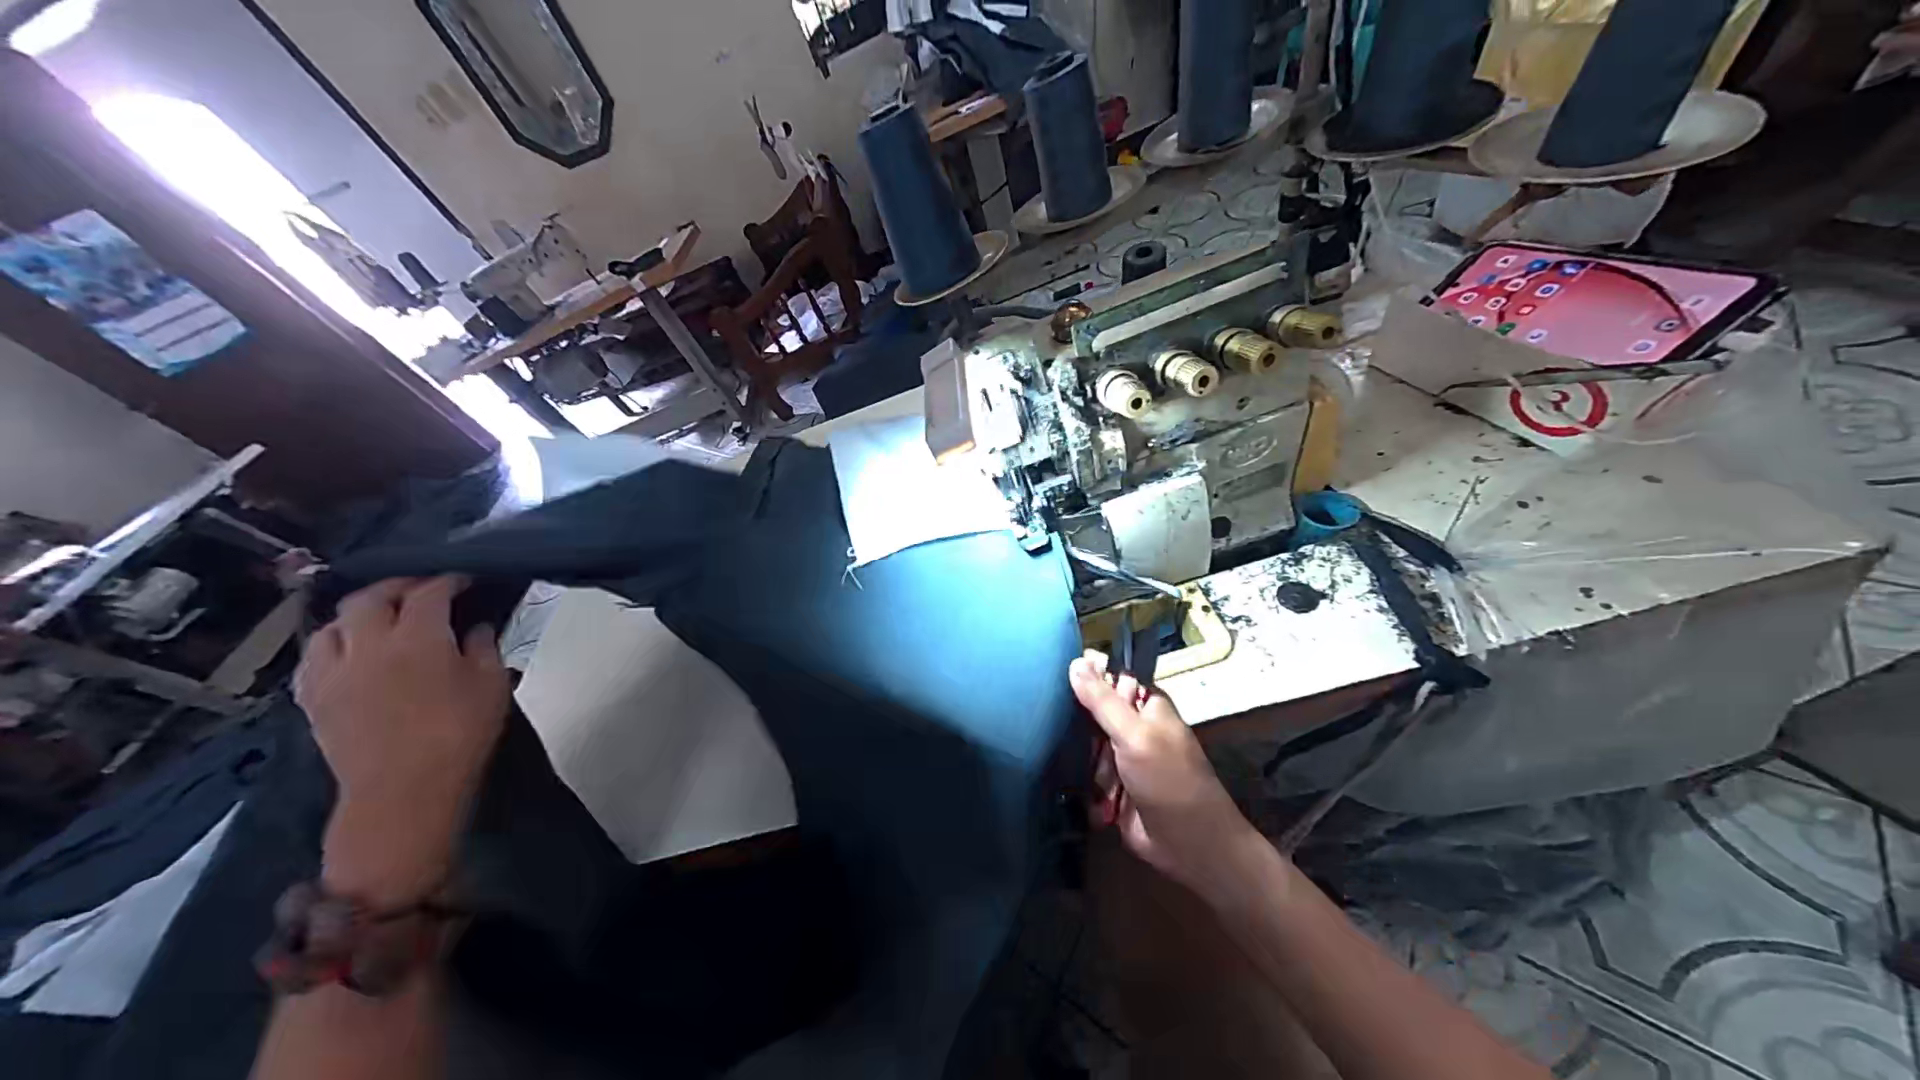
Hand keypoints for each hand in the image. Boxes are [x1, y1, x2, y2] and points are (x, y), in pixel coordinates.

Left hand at [295, 576, 509, 905]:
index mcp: (418, 638)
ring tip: (379, 620)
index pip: (429, 591)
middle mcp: (368, 645)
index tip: (464, 580)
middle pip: (370, 597)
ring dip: (358, 614)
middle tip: (420, 591)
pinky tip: (349, 654)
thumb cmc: (460, 735)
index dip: (448, 580)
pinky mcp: (312, 699)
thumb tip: (475, 627)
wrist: (404, 792)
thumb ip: (484, 648)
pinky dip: (333, 645)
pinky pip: (313, 658)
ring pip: (333, 624)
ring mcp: (333, 672)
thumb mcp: (492, 686)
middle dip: (397, 587)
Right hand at [1070, 651, 1280, 908]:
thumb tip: (1076, 661)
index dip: (1087, 680)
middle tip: (1093, 748)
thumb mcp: (1134, 734)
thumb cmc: (1168, 780)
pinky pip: (1086, 776)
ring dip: (1089, 766)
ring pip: (1085, 747)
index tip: (1060, 682)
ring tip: (1103, 784)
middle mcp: (1134, 728)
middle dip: (1083, 731)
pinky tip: (1095, 797)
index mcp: (1147, 705)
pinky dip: (1089, 787)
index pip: (1110, 678)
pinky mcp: (1112, 788)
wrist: (1189, 845)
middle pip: (1091, 714)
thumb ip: (1102, 700)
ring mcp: (1122, 759)